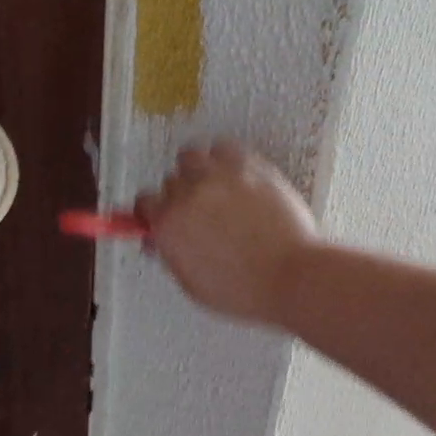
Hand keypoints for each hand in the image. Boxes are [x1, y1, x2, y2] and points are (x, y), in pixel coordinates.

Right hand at [135, 141, 319, 323]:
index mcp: (169, 225)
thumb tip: (162, 241)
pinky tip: (232, 174)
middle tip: (195, 209)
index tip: (160, 213)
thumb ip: (171, 254)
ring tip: (210, 185)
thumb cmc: (247, 288)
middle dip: (179, 195)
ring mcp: (218, 178)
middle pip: (169, 181)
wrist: (291, 276)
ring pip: (191, 156)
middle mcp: (188, 196)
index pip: (144, 202)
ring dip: (196, 169)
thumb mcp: (193, 284)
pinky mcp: (247, 167)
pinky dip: (224, 157)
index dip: (153, 210)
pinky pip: (223, 148)